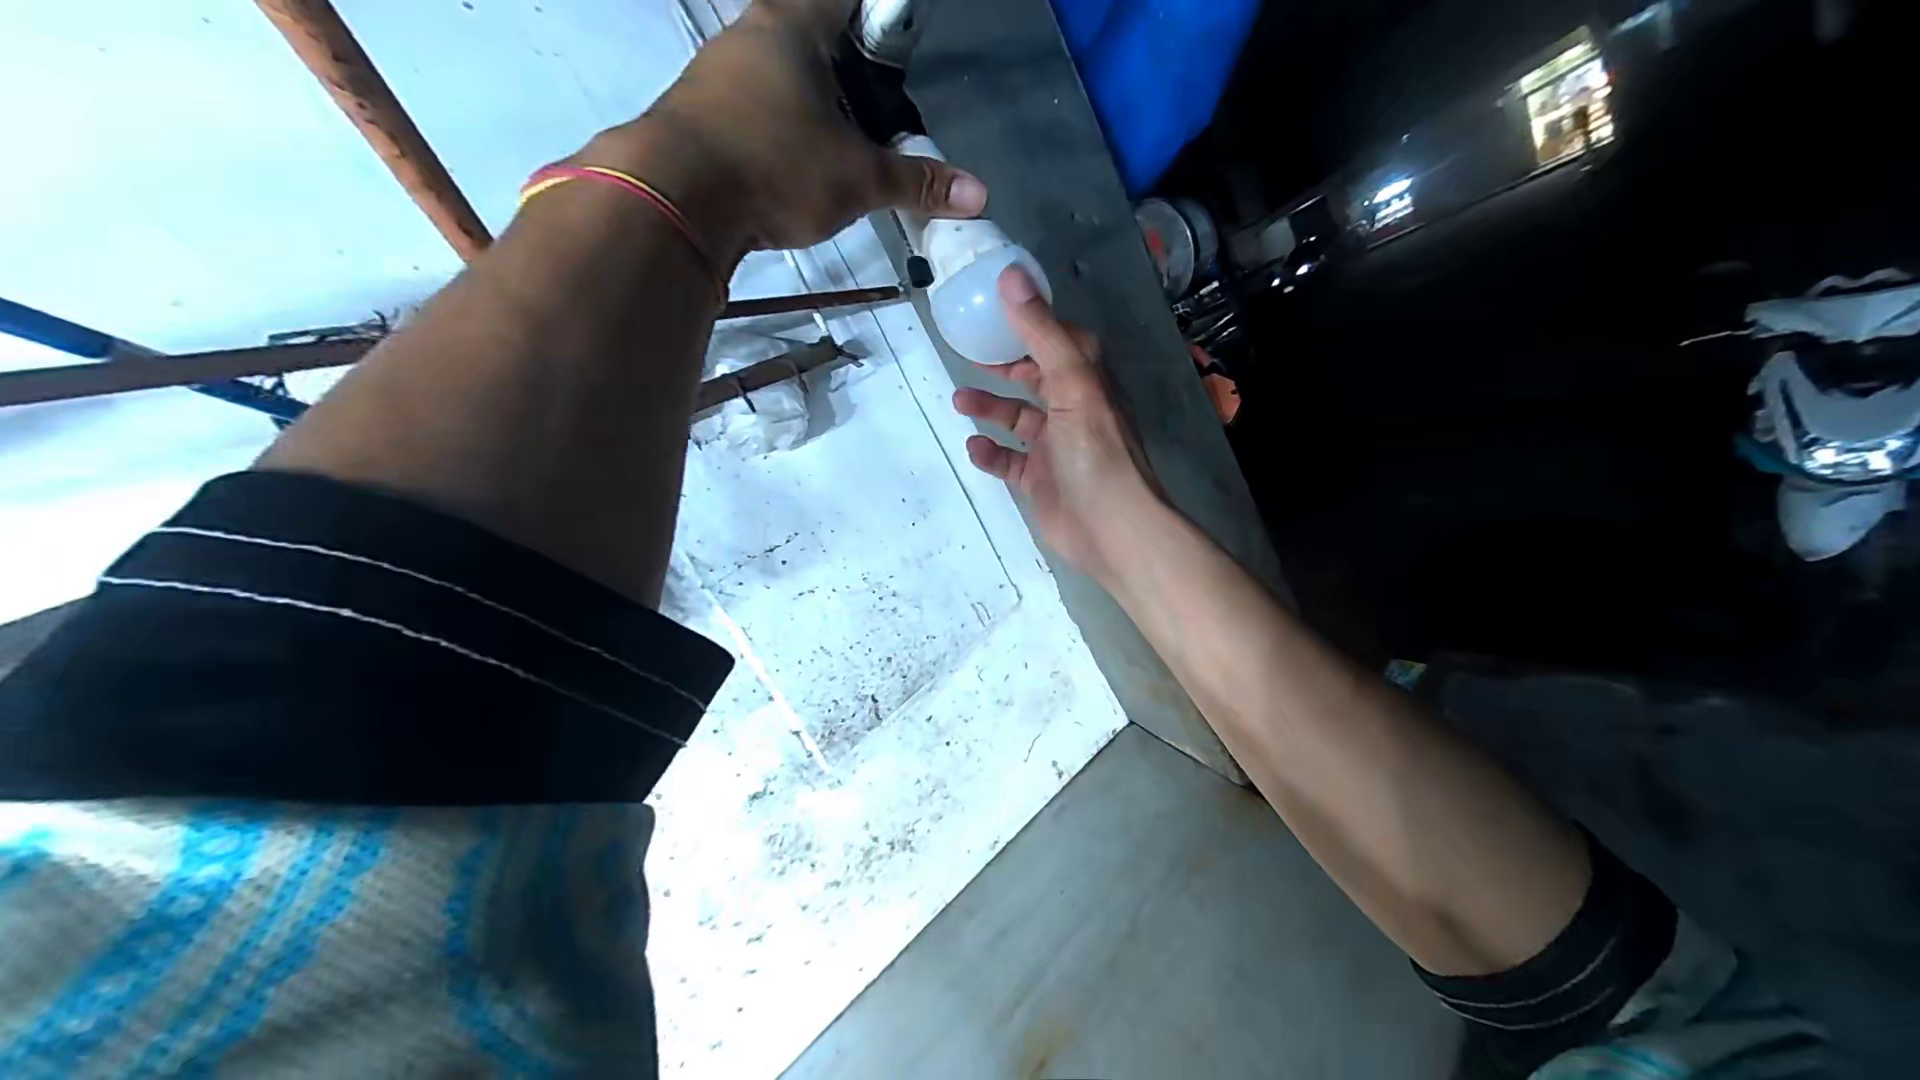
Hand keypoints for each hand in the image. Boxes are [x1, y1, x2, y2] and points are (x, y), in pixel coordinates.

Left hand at [585, 0, 987, 261]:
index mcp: (795, 23)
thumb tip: (979, 195)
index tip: (902, 54)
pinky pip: (759, 110)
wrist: (674, 200)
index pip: (851, 0)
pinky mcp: (702, 116)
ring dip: (817, 108)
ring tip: (846, 153)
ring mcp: (720, 74)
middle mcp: (753, 34)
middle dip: (854, 74)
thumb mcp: (857, 178)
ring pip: (785, 77)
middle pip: (817, 37)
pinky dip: (787, 132)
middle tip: (883, 118)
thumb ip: (916, 182)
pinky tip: (801, 169)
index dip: (884, 20)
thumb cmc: (776, 166)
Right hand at [954, 267, 1161, 579]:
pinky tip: (974, 448)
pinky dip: (990, 453)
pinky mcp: (1039, 481)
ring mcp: (1055, 448)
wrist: (1110, 528)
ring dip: (990, 408)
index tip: (994, 313)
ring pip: (1018, 420)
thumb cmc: (1095, 451)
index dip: (1031, 326)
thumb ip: (1040, 332)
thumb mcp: (1071, 383)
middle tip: (967, 357)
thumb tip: (1011, 274)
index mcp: (1087, 381)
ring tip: (959, 400)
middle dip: (1002, 368)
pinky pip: (1009, 461)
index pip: (1059, 342)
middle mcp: (1073, 410)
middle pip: (1034, 380)